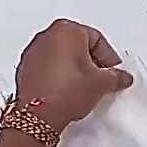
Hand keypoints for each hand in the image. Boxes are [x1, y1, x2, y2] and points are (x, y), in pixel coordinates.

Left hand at [14, 20, 133, 127]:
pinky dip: (59, 74)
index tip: (112, 70)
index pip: (97, 38)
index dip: (108, 56)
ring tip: (84, 86)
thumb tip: (120, 77)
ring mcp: (33, 51)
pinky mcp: (25, 68)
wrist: (39, 116)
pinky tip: (67, 89)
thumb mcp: (102, 83)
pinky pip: (48, 66)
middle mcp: (47, 36)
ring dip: (75, 67)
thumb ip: (116, 76)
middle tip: (101, 77)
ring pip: (61, 54)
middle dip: (91, 60)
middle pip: (78, 43)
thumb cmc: (64, 92)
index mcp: (67, 30)